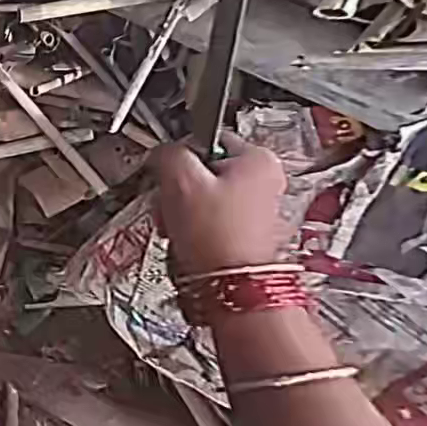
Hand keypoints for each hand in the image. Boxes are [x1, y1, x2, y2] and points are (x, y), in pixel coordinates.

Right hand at [153, 137, 290, 273]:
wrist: (230, 286)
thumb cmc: (216, 235)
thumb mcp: (180, 178)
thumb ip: (168, 153)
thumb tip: (161, 151)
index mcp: (258, 159)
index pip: (205, 139)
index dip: (179, 157)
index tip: (168, 174)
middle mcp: (265, 181)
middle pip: (202, 169)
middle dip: (177, 187)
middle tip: (171, 201)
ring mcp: (257, 208)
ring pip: (201, 194)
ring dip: (180, 207)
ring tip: (177, 223)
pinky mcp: (244, 232)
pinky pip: (208, 217)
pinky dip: (191, 225)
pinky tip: (186, 236)